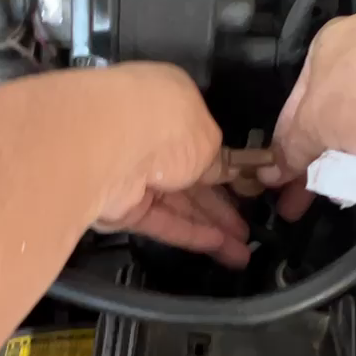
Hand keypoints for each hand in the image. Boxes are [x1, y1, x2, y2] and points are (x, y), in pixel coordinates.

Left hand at [82, 63, 253, 267]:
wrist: (106, 144)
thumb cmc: (162, 121)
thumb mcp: (208, 136)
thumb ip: (218, 158)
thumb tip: (224, 169)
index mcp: (169, 104)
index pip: (202, 139)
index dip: (227, 167)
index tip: (248, 187)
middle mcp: (149, 136)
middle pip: (191, 177)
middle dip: (223, 205)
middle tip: (249, 227)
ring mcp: (132, 172)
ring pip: (178, 204)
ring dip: (212, 226)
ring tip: (242, 251)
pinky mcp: (121, 206)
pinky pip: (161, 221)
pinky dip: (189, 233)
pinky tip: (218, 246)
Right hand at [258, 13, 355, 217]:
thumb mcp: (310, 125)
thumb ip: (291, 151)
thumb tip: (269, 176)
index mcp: (329, 44)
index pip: (295, 100)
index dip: (283, 143)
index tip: (277, 179)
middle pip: (330, 116)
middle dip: (314, 159)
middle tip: (298, 201)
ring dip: (349, 161)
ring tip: (335, 194)